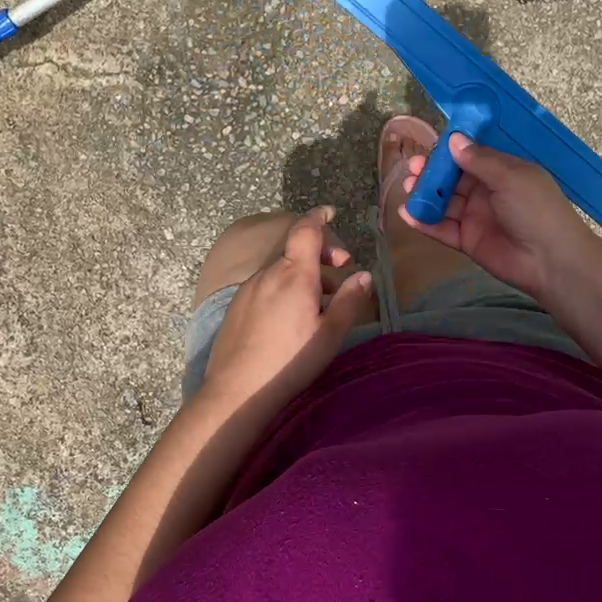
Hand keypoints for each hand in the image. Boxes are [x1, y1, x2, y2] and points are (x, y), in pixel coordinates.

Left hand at [199, 207, 375, 409]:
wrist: (236, 389)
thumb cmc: (290, 360)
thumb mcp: (330, 333)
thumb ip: (349, 300)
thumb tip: (364, 274)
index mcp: (294, 274)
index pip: (306, 230)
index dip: (319, 216)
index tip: (331, 211)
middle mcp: (268, 273)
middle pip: (296, 251)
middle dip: (321, 255)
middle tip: (340, 270)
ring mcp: (248, 289)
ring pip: (281, 271)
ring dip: (303, 276)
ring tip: (319, 304)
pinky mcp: (236, 306)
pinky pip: (266, 286)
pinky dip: (284, 289)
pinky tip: (291, 318)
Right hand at [398, 133, 600, 297]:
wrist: (550, 260)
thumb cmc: (535, 209)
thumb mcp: (510, 177)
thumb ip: (479, 160)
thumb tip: (453, 140)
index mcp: (503, 172)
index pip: (471, 157)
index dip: (449, 152)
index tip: (427, 146)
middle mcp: (488, 192)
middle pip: (453, 179)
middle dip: (431, 173)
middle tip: (411, 168)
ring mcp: (476, 217)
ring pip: (445, 203)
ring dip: (425, 195)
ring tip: (406, 187)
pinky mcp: (468, 241)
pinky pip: (442, 229)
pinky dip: (424, 222)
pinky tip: (406, 214)